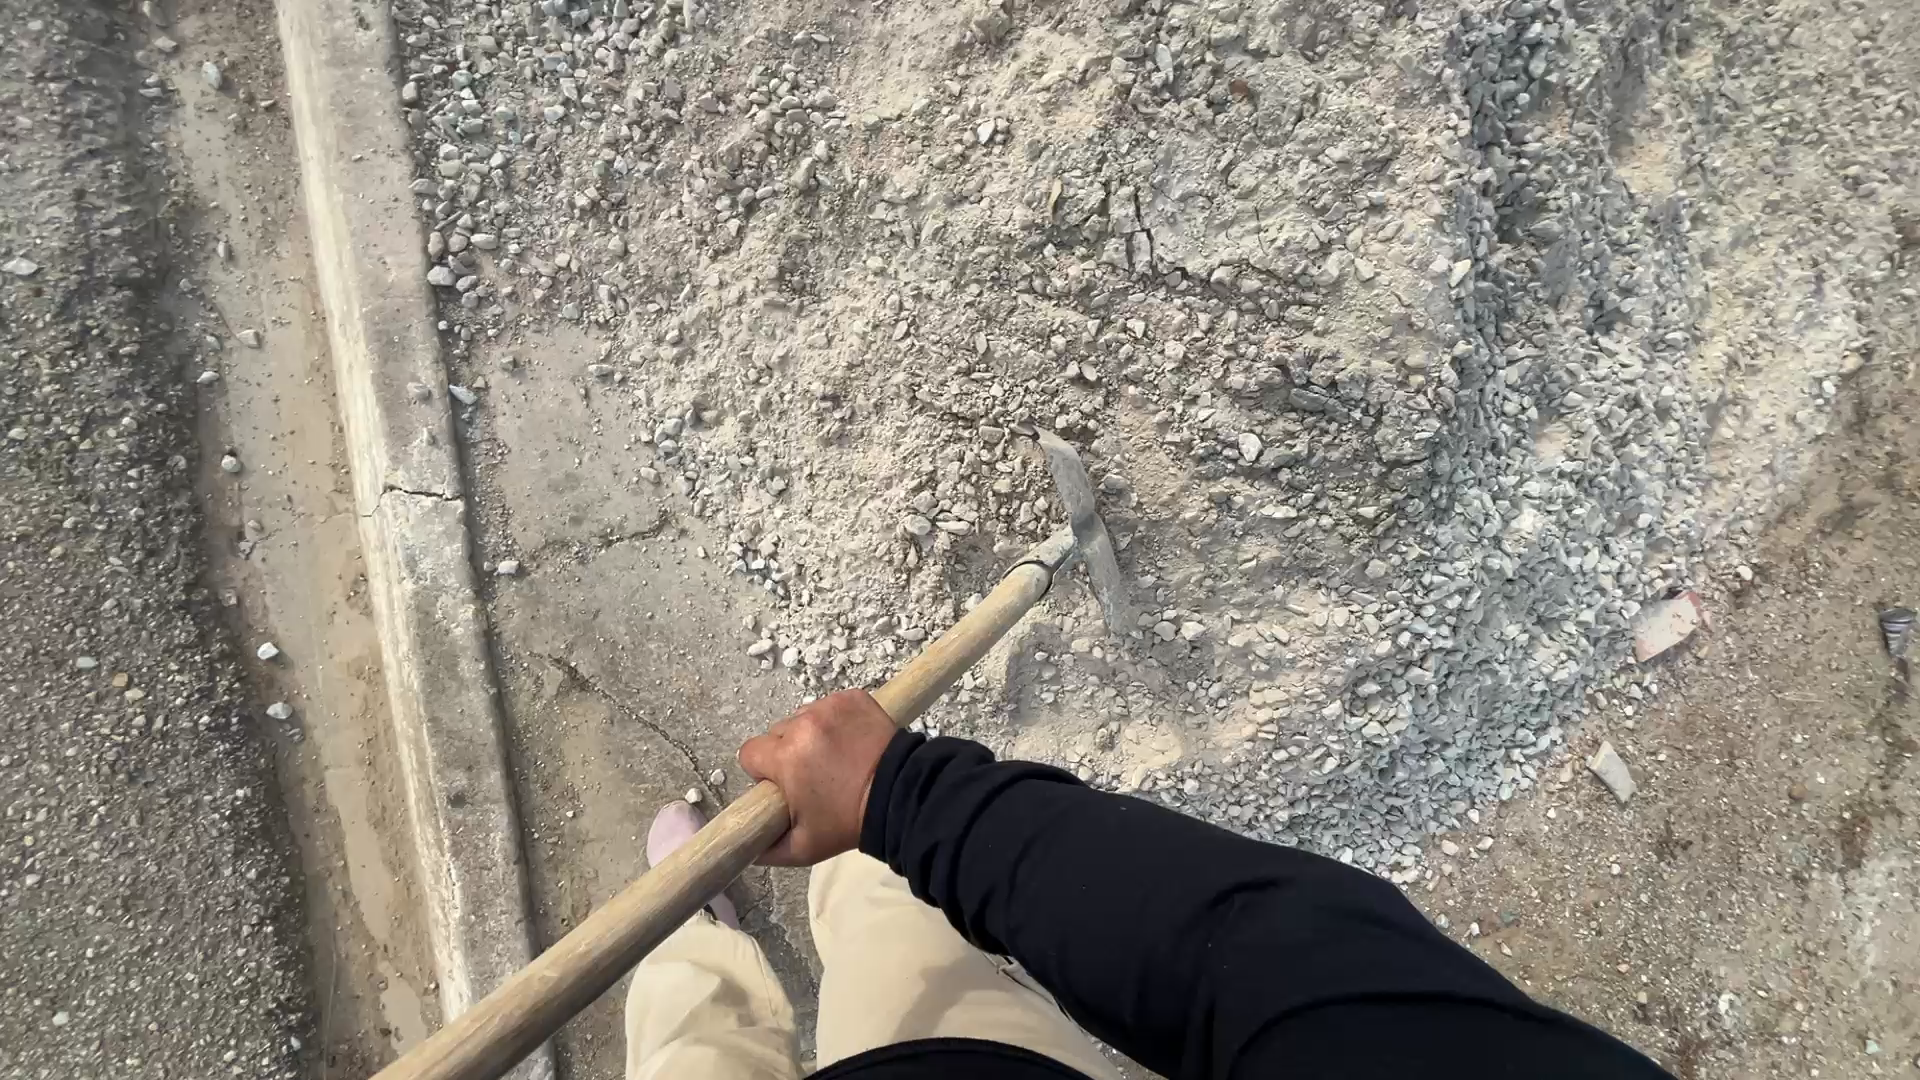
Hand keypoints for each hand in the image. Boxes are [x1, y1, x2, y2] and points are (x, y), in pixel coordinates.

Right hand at [738, 689, 897, 865]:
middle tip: (813, 773)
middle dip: (788, 751)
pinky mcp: (852, 697)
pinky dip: (835, 720)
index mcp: (785, 756)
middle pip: (777, 732)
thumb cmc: (848, 822)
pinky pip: (830, 706)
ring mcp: (830, 706)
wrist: (900, 795)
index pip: (750, 752)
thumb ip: (766, 849)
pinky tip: (850, 740)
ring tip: (835, 756)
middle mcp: (804, 724)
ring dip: (811, 734)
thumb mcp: (801, 848)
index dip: (763, 770)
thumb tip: (748, 845)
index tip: (782, 782)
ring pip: (803, 717)